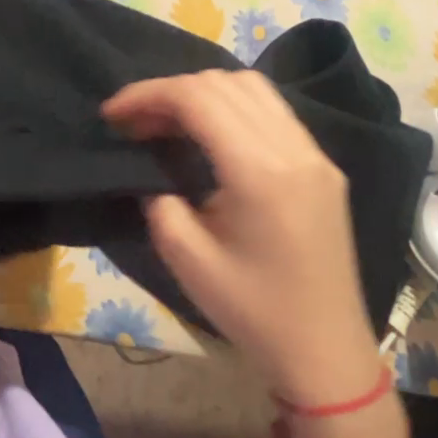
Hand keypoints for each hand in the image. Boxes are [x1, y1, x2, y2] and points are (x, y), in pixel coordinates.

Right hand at [103, 70, 381, 405]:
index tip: (111, 114)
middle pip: (221, 84)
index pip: (196, 98)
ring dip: (201, 92)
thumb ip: (157, 196)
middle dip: (168, 91)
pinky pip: (271, 109)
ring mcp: (314, 155)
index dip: (147, 94)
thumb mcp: (184, 255)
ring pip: (250, 87)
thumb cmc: (251, 309)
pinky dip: (231, 105)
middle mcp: (293, 150)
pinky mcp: (322, 166)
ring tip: (167, 121)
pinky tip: (208, 132)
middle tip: (134, 122)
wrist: (325, 353)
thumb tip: (148, 164)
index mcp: (259, 171)